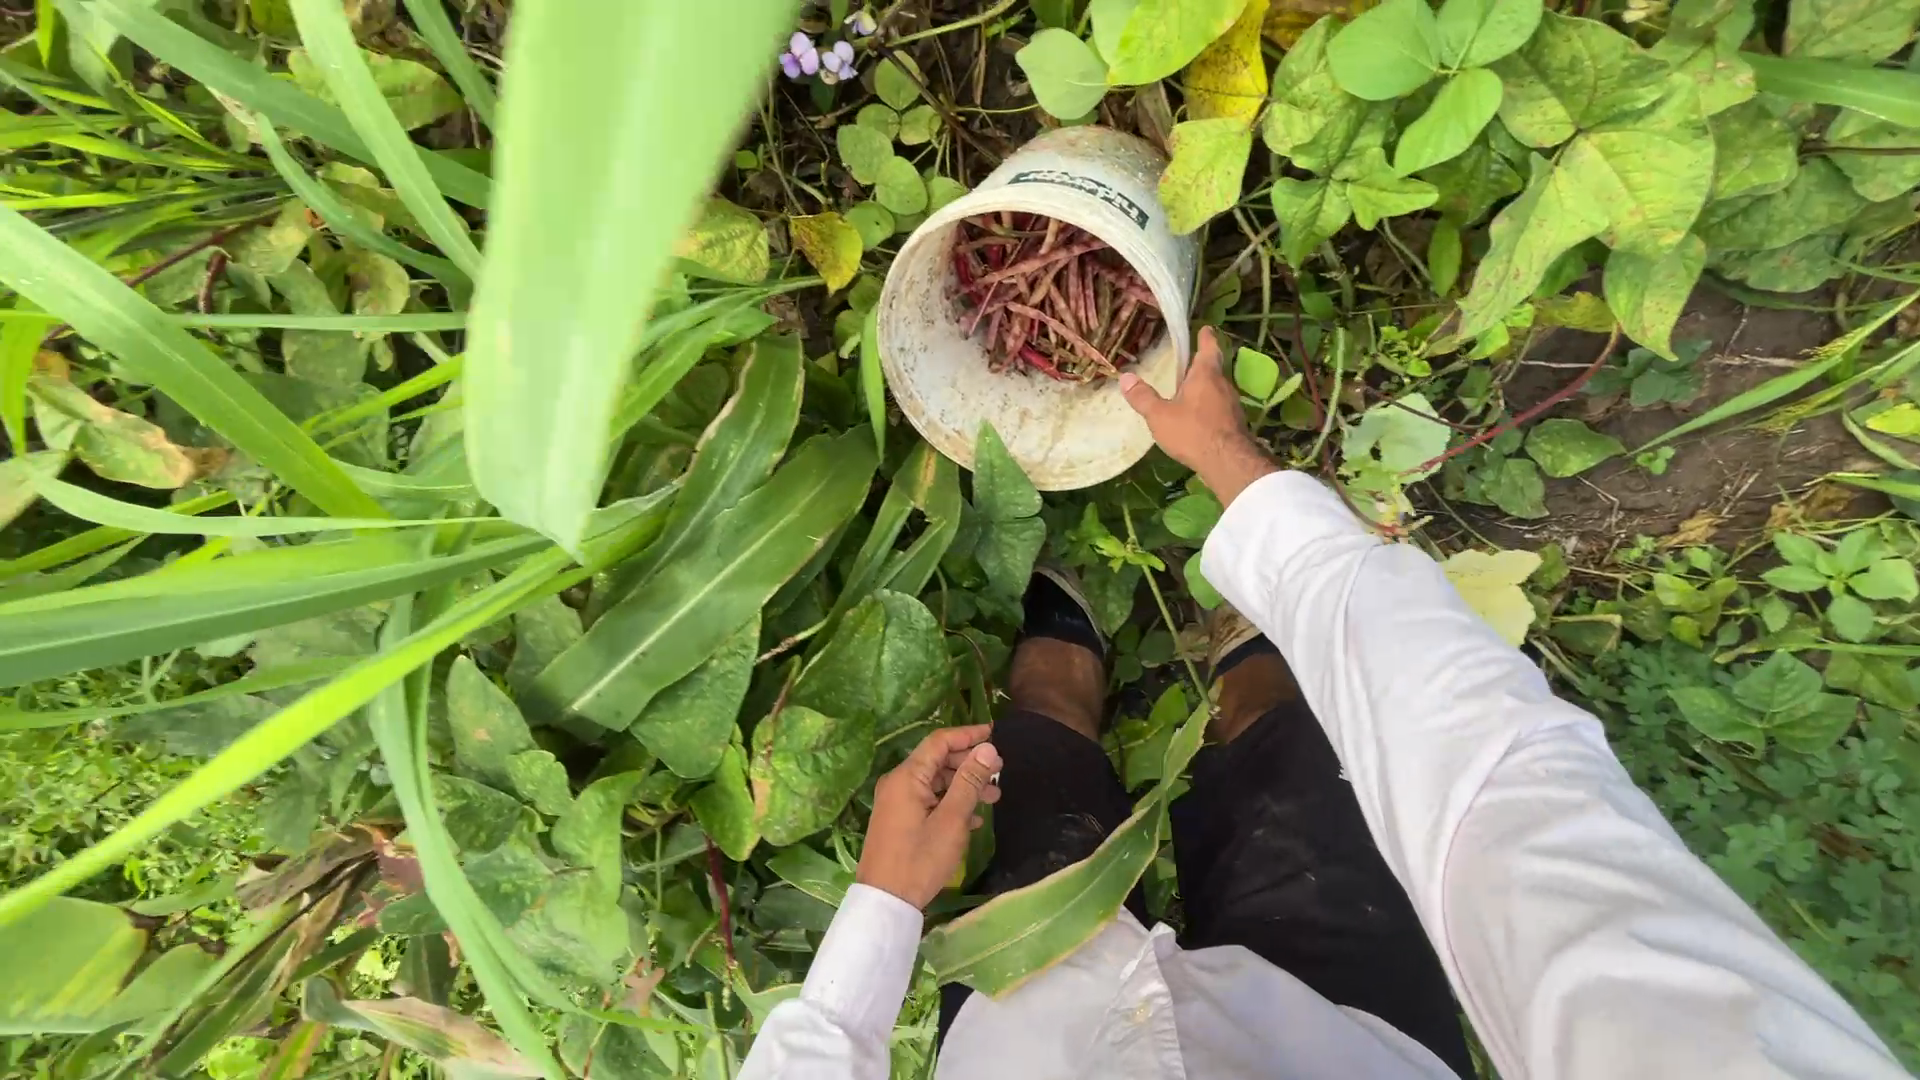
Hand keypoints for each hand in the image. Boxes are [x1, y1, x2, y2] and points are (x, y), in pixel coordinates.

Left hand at [856, 726, 1001, 909]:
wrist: (885, 903)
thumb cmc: (920, 859)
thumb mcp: (951, 820)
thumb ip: (969, 781)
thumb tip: (987, 748)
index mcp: (907, 776)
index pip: (939, 741)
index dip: (967, 735)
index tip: (993, 734)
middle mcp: (898, 783)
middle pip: (938, 760)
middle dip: (969, 763)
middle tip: (1000, 770)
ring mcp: (896, 802)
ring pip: (935, 782)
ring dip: (964, 786)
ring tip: (994, 797)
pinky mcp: (898, 820)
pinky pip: (928, 800)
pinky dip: (951, 803)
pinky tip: (973, 818)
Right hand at [1119, 326, 1277, 505]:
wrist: (1227, 461)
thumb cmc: (1192, 432)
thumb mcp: (1159, 415)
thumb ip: (1143, 397)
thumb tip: (1125, 377)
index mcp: (1205, 375)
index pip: (1209, 348)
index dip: (1206, 337)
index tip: (1206, 329)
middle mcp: (1223, 384)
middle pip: (1214, 368)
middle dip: (1202, 364)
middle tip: (1190, 363)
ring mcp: (1232, 404)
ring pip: (1218, 388)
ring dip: (1206, 387)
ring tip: (1191, 391)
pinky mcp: (1235, 422)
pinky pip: (1220, 407)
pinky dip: (1210, 406)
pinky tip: (1200, 418)